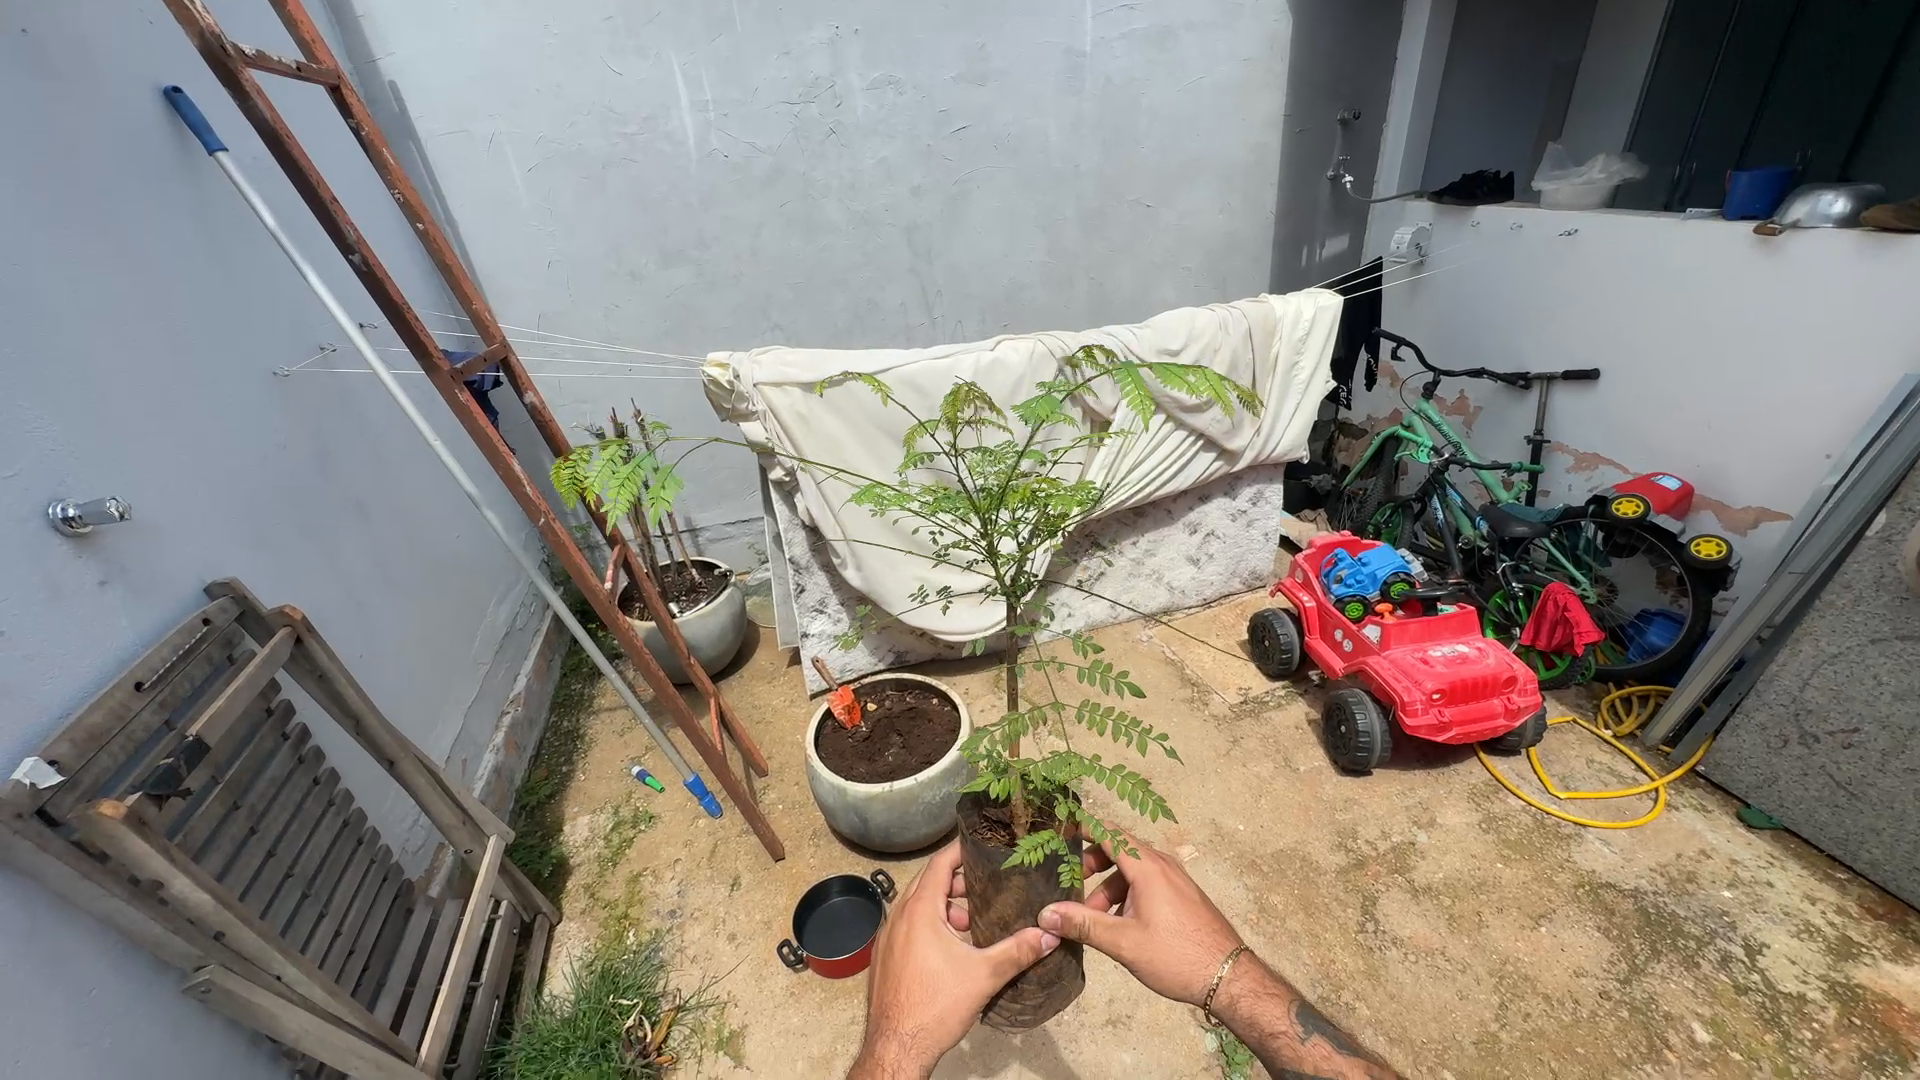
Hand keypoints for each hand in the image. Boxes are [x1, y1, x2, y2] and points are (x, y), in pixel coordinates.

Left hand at [850, 840, 1060, 1078]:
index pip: (939, 862)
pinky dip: (928, 924)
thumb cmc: (935, 1006)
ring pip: (917, 905)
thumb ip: (1017, 951)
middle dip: (958, 882)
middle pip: (929, 882)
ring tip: (971, 923)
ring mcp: (886, 936)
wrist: (896, 1049)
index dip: (961, 850)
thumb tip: (1049, 935)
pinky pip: (907, 926)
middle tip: (986, 889)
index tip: (982, 846)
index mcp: (919, 909)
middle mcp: (898, 915)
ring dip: (944, 907)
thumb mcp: (983, 976)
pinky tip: (949, 947)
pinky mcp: (883, 957)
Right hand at [1037, 827, 1242, 1005]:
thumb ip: (1083, 924)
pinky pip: (1147, 882)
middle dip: (1091, 864)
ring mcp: (1175, 879)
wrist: (1230, 978)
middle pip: (1118, 849)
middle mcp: (1161, 863)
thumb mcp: (1123, 942)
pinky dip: (1127, 894)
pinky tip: (1121, 924)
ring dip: (1109, 886)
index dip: (1081, 828)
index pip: (1107, 832)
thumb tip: (1046, 914)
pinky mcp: (1182, 895)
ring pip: (1132, 870)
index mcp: (1146, 866)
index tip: (1059, 833)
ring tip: (1094, 918)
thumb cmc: (1175, 955)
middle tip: (1072, 885)